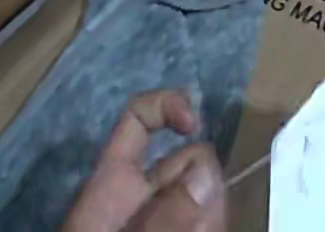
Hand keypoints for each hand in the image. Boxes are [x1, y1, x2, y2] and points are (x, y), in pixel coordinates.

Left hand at [61, 90, 226, 231]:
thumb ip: (162, 221)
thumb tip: (206, 173)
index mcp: (113, 186)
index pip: (138, 120)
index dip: (165, 105)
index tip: (192, 124)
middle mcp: (142, 199)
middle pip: (191, 159)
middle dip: (206, 190)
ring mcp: (167, 224)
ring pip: (208, 199)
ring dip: (211, 222)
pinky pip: (209, 223)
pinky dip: (210, 229)